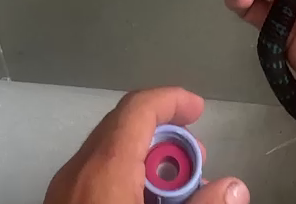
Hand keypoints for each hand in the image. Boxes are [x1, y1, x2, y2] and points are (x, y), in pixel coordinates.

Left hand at [43, 87, 248, 203]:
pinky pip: (94, 178)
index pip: (139, 108)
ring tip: (175, 196)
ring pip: (107, 154)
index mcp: (104, 166)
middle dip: (163, 137)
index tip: (199, 110)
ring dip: (144, 162)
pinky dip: (122, 180)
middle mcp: (78, 170)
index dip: (172, 101)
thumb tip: (234, 188)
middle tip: (197, 162)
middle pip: (123, 127)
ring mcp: (61, 192)